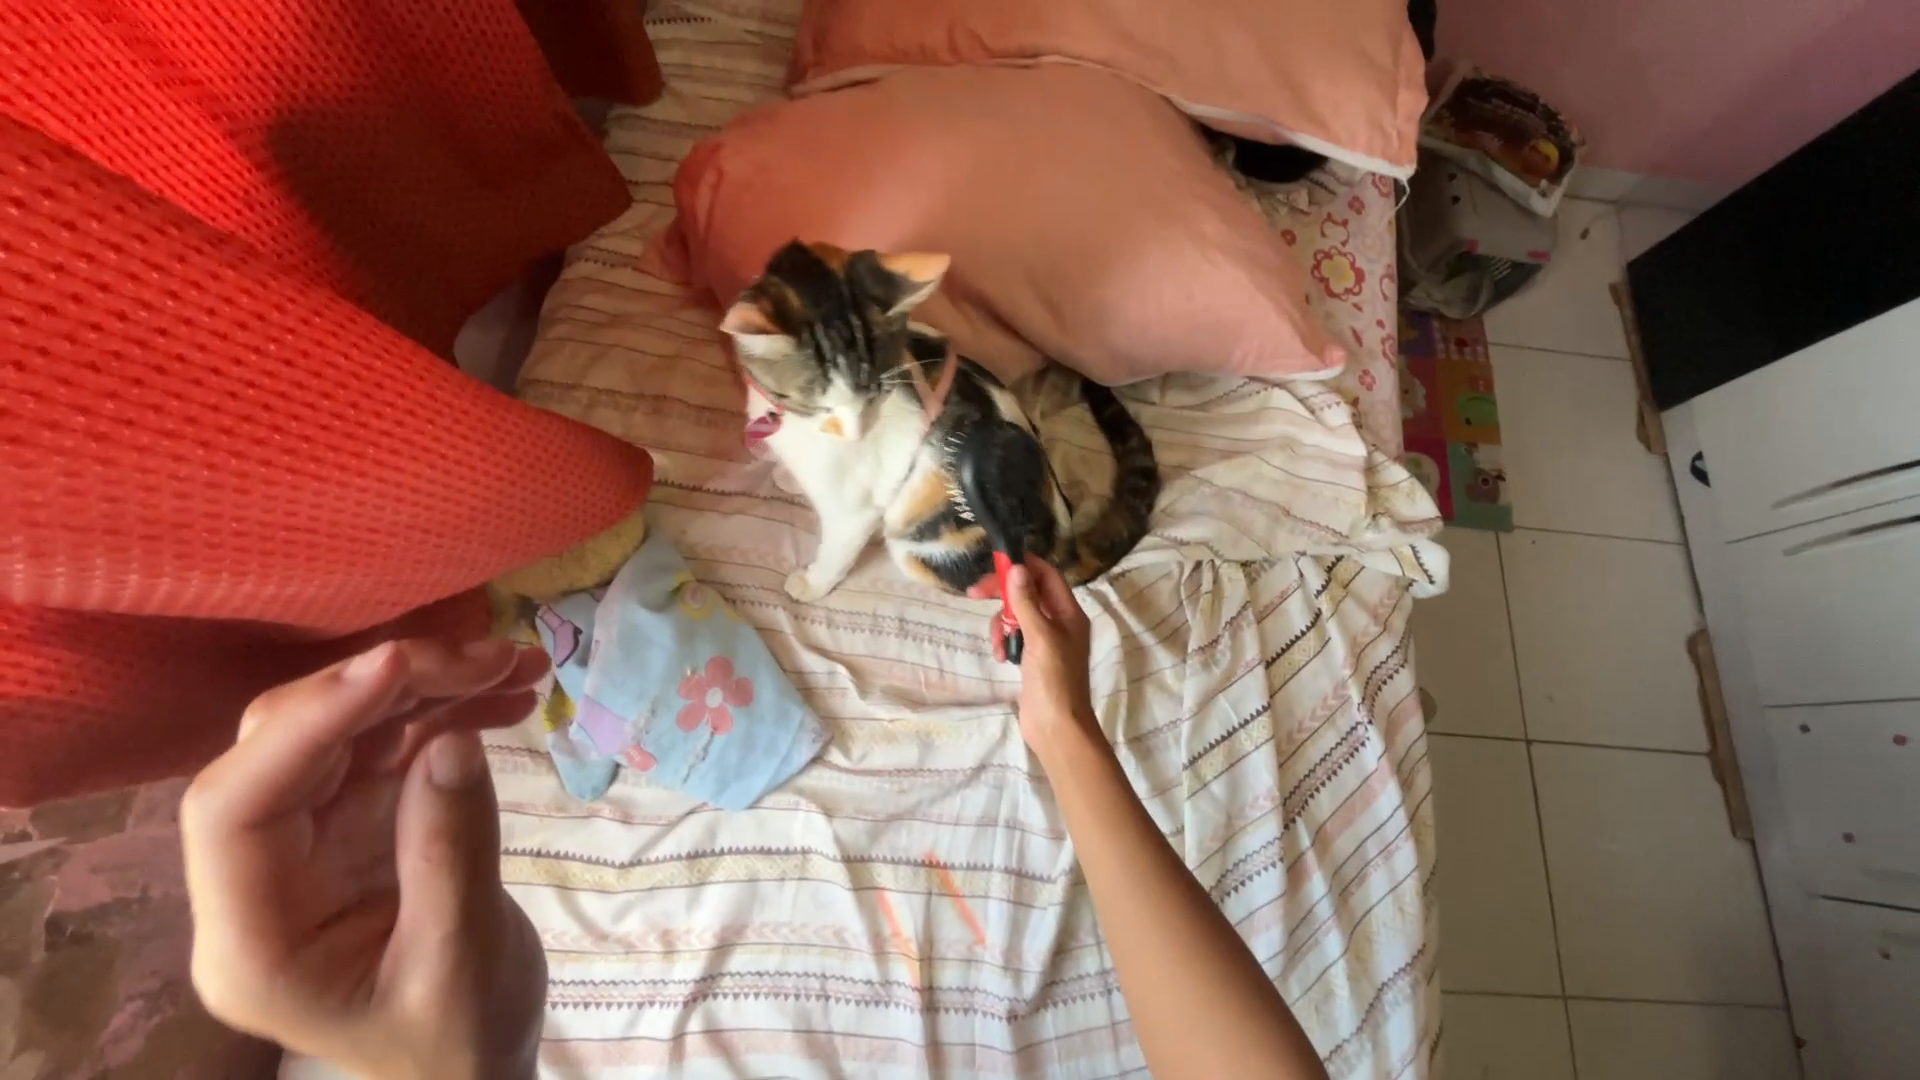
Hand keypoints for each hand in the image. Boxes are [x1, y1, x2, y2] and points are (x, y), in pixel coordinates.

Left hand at [181, 638, 550, 1079]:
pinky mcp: (367, 822)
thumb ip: (452, 849)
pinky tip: (511, 698)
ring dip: (432, 688)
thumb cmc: (460, 1034)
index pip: (241, 807)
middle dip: (387, 687)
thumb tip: (453, 738)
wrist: (475, 1059)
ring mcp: (317, 842)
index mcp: (255, 936)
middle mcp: (268, 875)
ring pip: (347, 733)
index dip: (311, 723)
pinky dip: (453, 712)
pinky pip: (397, 746)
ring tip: (517, 665)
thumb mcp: (462, 953)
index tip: (403, 663)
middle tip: (489, 658)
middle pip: (290, 749)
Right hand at [976, 555, 1100, 756]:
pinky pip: (1015, 637)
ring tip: (999, 645)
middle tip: (974, 594)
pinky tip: (1002, 658)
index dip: (1023, 566)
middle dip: (1003, 595)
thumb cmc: (1054, 681)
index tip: (995, 566)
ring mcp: (1046, 641)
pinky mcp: (1033, 658)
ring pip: (1017, 615)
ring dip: (1001, 624)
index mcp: (1068, 613)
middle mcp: (1059, 622)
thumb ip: (1027, 603)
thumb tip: (1017, 569)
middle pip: (1028, 592)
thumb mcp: (1040, 637)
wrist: (1057, 728)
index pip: (1046, 575)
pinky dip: (1004, 642)